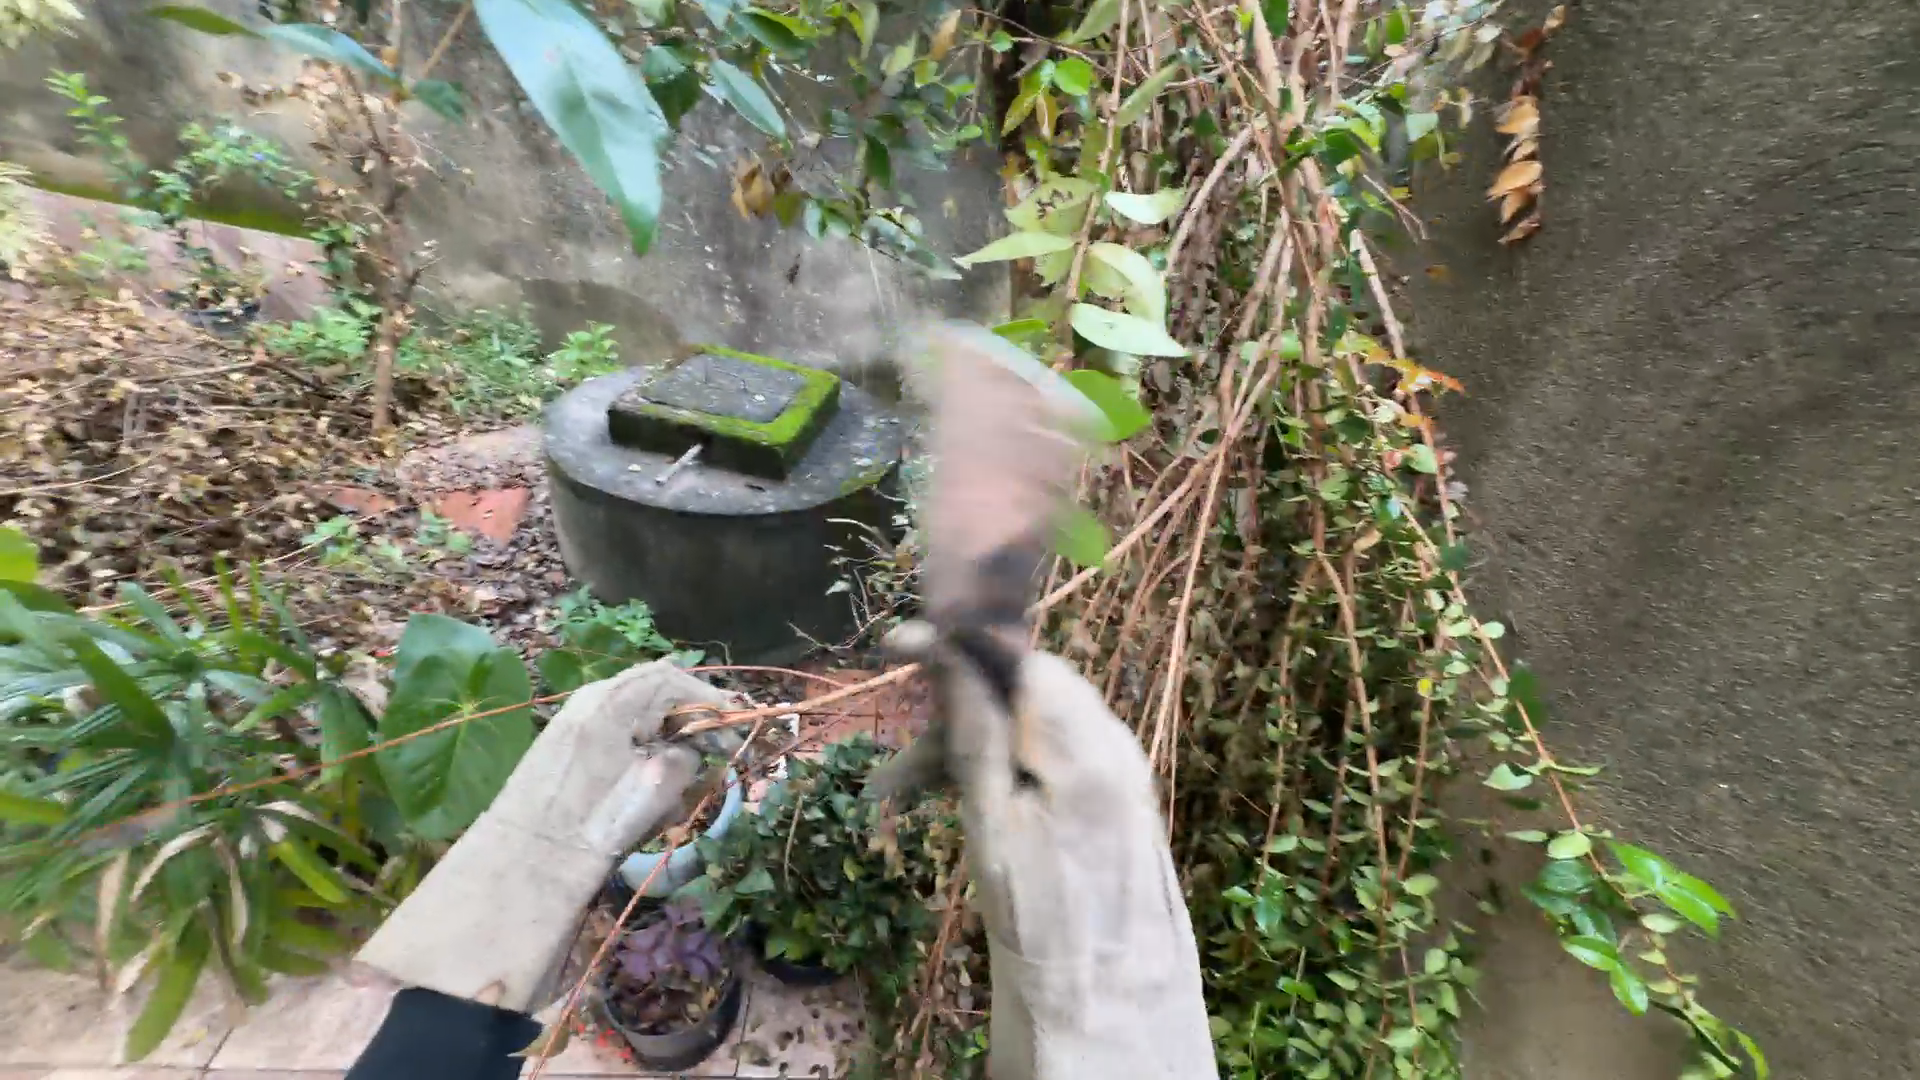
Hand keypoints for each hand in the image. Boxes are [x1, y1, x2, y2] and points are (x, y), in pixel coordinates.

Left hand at [356, 660, 740, 1010]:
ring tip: (686, 781)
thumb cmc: (587, 833)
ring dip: (669, 743)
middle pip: (654, 694)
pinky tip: (651, 796)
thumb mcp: (652, 791)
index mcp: (607, 704)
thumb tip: (696, 749)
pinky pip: (618, 743)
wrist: (506, 889)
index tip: (740, 723)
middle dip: (691, 722)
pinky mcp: (563, 761)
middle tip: (720, 751)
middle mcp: (587, 707)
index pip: (671, 678)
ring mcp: (571, 733)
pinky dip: (644, 760)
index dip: (711, 697)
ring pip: (638, 722)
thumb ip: (683, 758)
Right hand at [879, 621, 1219, 1079]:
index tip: (899, 645)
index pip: (1016, 658)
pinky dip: (1001, 759)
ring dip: (969, 741)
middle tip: (896, 751)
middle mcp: (1111, 739)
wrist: (1109, 998)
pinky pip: (1047, 746)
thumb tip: (949, 657)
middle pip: (1020, 688)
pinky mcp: (1111, 784)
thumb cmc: (1040, 921)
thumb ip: (975, 734)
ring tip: (903, 786)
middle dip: (954, 706)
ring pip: (1028, 719)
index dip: (957, 645)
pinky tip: (955, 789)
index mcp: (1085, 746)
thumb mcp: (990, 826)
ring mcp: (1116, 761)